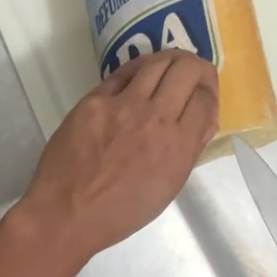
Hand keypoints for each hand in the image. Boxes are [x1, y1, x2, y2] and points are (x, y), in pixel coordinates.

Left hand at [12, 50, 219, 262]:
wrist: (67, 214)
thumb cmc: (121, 212)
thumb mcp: (168, 188)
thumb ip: (189, 150)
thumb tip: (205, 121)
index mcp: (177, 146)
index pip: (205, 99)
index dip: (209, 95)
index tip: (203, 101)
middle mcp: (154, 118)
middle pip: (187, 69)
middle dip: (197, 69)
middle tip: (192, 78)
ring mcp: (122, 105)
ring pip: (157, 62)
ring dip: (169, 62)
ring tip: (168, 72)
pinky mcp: (94, 100)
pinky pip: (123, 74)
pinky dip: (139, 71)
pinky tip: (139, 78)